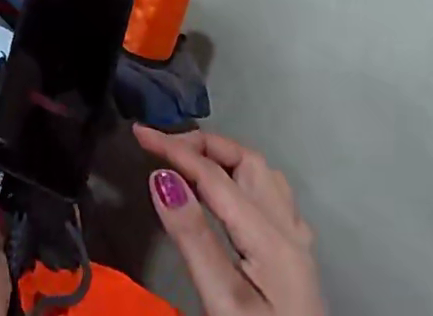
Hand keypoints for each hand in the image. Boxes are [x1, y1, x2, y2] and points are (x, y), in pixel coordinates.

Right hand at [133, 125, 325, 315]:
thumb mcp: (222, 299)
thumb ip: (192, 237)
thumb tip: (161, 176)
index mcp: (270, 240)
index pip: (214, 175)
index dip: (173, 148)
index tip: (136, 133)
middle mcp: (289, 233)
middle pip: (248, 162)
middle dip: (202, 144)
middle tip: (161, 148)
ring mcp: (296, 246)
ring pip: (262, 176)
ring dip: (221, 157)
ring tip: (183, 162)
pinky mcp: (293, 258)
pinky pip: (268, 196)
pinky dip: (235, 177)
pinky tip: (217, 193)